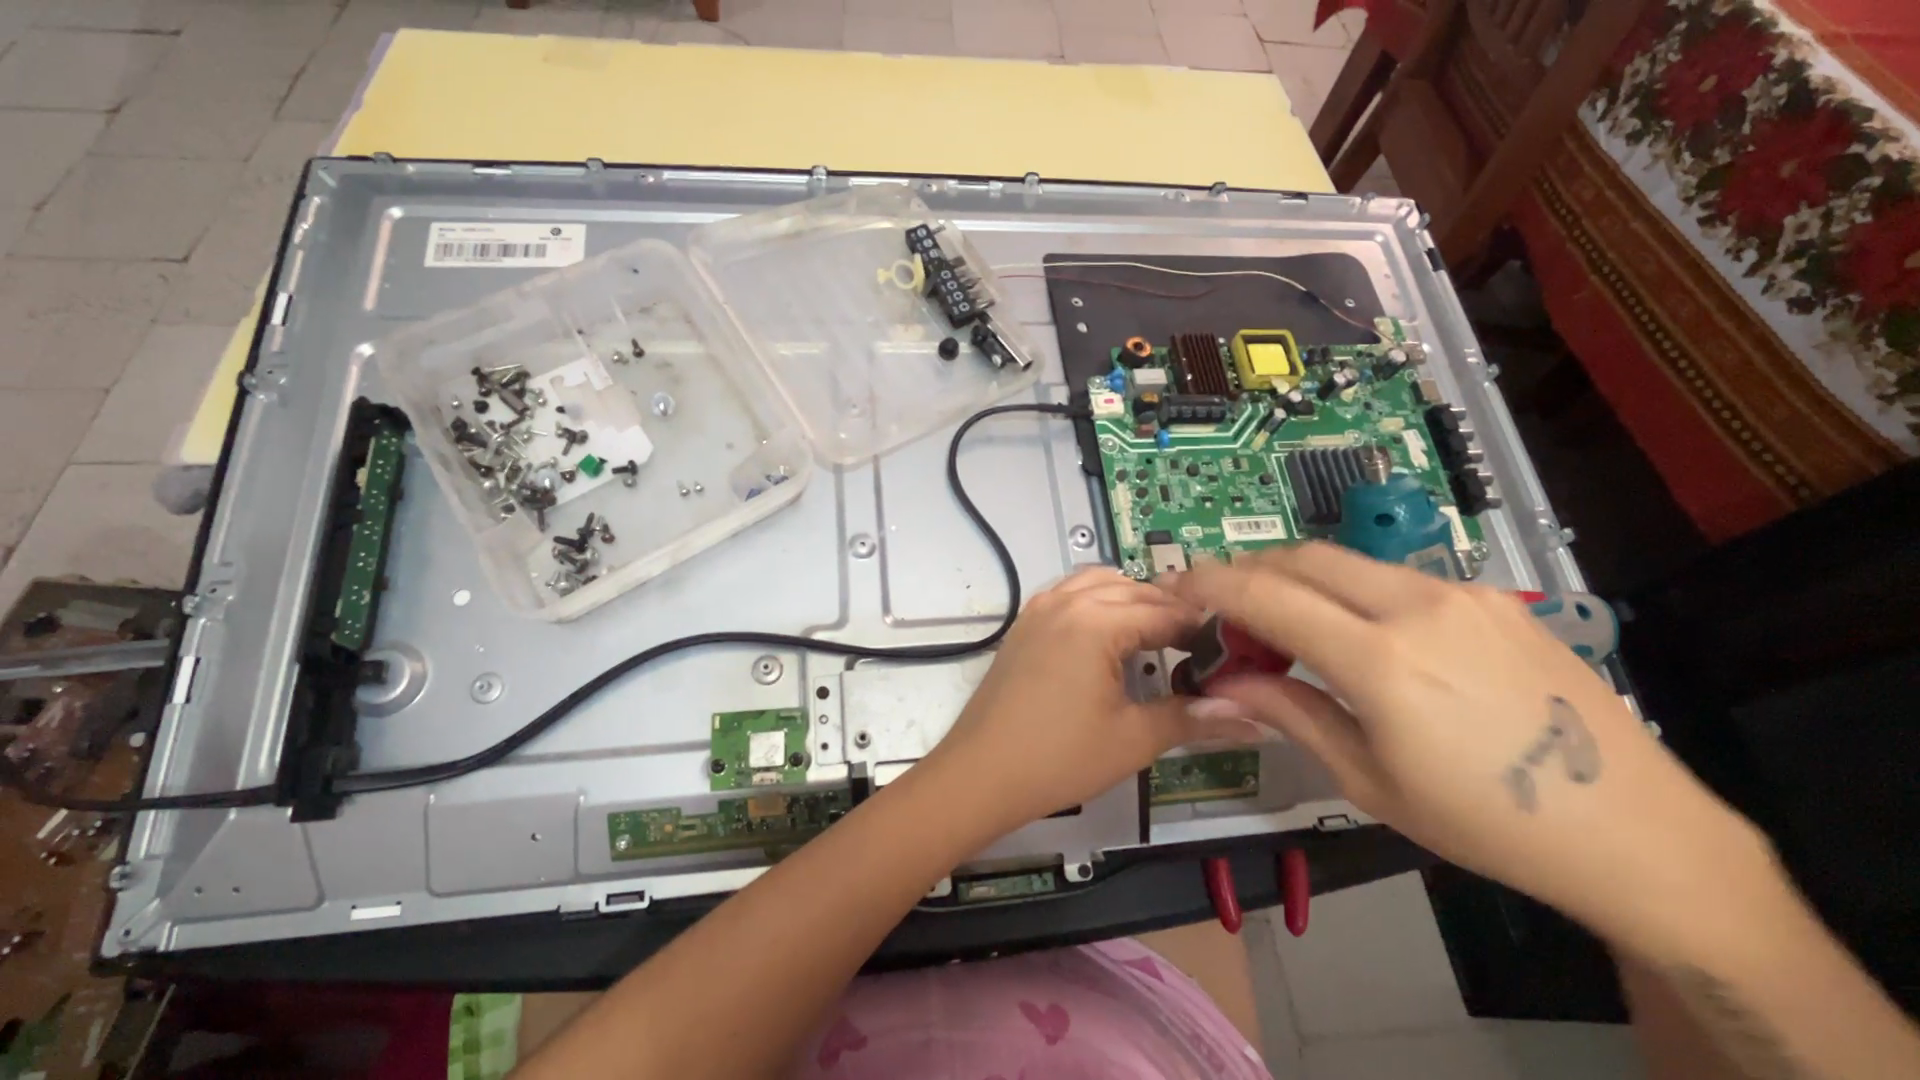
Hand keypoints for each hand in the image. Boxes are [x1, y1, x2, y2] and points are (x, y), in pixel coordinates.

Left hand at [920, 569, 1251, 838]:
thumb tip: (1252, 718)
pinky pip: (1067, 594)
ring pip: (1097, 583)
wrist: (980, 776)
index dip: (1202, 629)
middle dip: (1169, 611)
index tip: (1230, 649)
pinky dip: (1096, 601)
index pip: (1165, 612)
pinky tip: (1107, 635)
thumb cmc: (1059, 759)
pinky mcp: (1022, 626)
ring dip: (1131, 599)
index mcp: (1097, 621)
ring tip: (1157, 635)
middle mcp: (1066, 602)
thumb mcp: (1133, 740)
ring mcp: (1038, 611)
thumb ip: (1191, 719)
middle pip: (1133, 590)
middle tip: (1199, 647)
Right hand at [1163, 543, 1772, 948]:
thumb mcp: (1370, 780)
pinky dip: (1356, 592)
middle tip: (1222, 606)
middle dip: (1251, 571)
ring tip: (1285, 625)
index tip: (1178, 588)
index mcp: (1381, 659)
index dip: (1212, 585)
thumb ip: (1291, 713)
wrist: (1631, 828)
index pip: (1269, 596)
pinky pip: (1403, 580)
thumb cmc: (1484, 822)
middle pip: (1307, 558)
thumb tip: (1225, 681)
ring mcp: (1465, 595)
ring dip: (1303, 580)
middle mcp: (1419, 606)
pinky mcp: (1498, 600)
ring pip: (1354, 564)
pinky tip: (1361, 635)